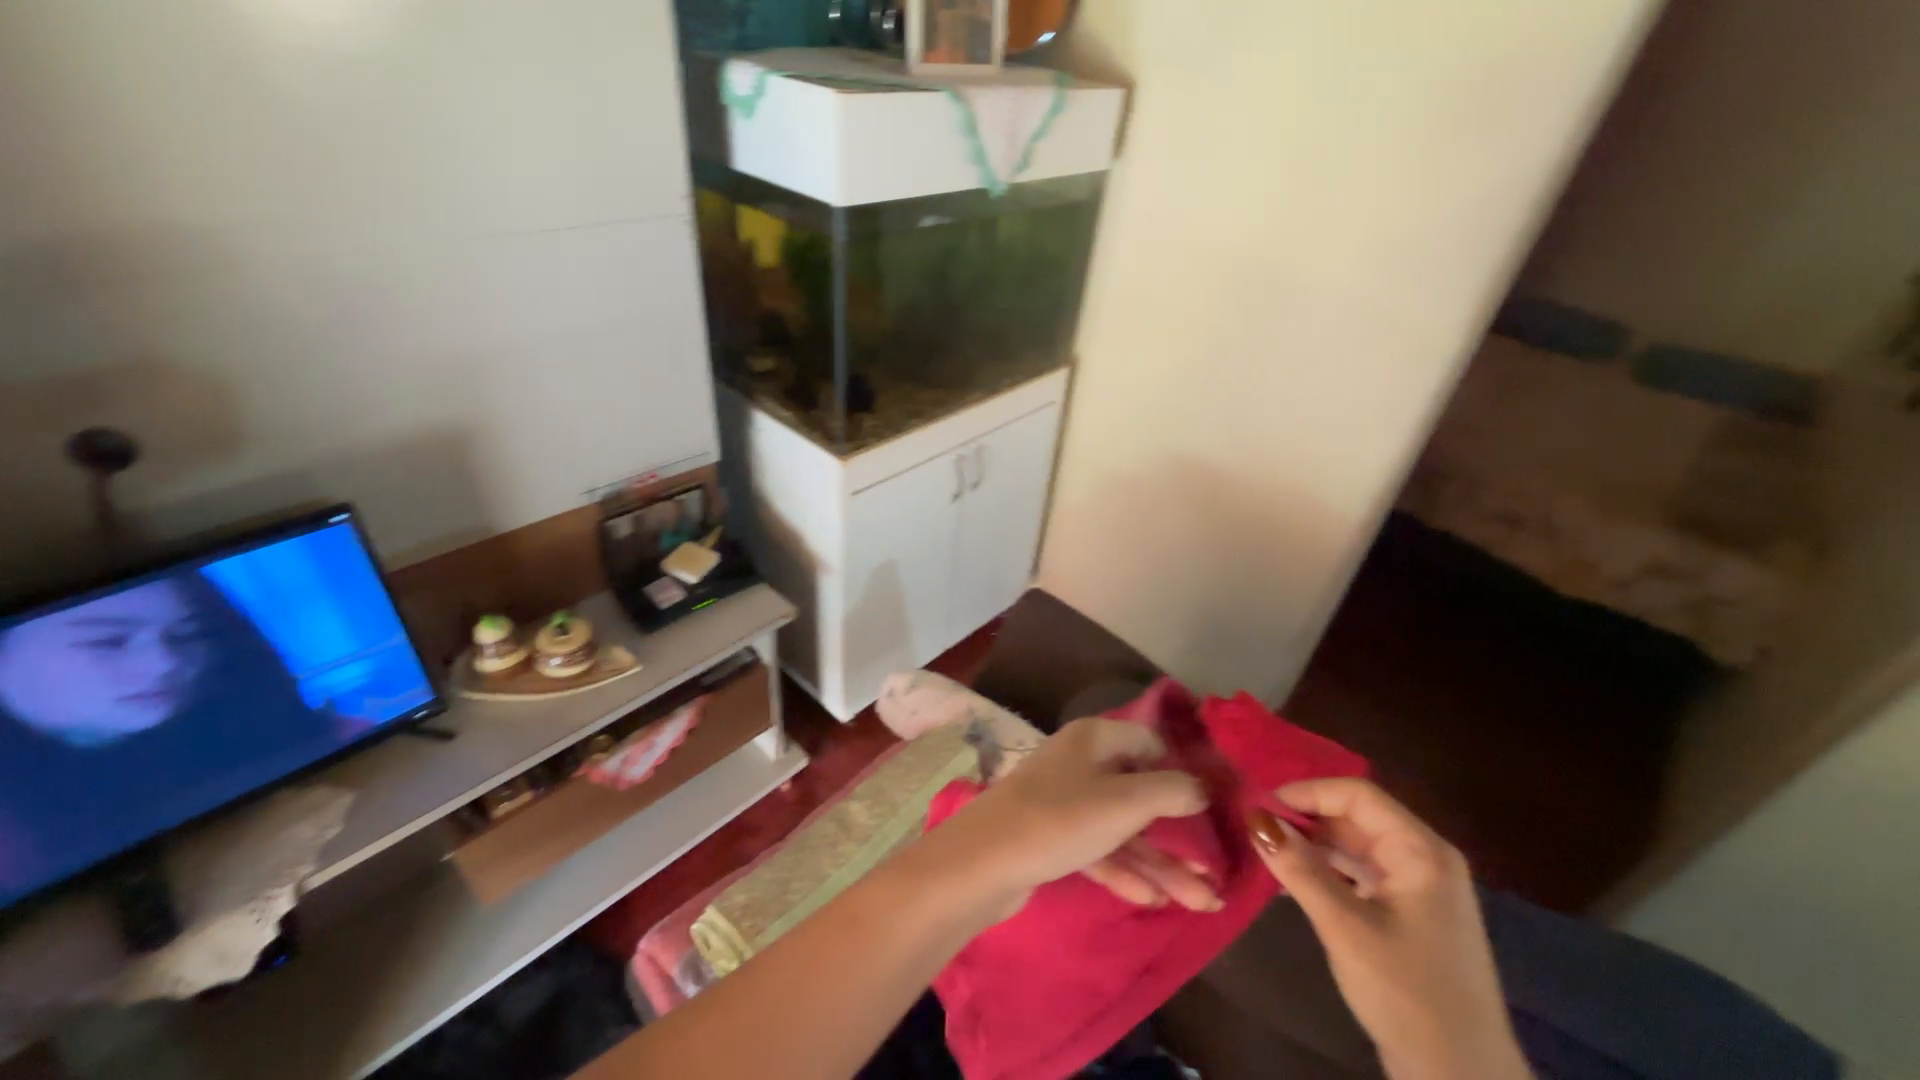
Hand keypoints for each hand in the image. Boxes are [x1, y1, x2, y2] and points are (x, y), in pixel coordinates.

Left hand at [922, 717, 1208, 919]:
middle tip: (1217, 869)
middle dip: (1179, 834)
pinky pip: (1098, 851)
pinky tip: (1155, 901)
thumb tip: (1203, 787)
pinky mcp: (1051, 839)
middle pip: (1139, 793)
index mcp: (1094, 738)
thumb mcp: (1125, 803)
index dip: (1183, 770)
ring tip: (1205, 902)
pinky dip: (1125, 872)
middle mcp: (1079, 764)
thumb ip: (1171, 791)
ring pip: (1122, 829)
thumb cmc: (1059, 820)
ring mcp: (1063, 803)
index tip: (1217, 804)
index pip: (1150, 743)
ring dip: (1161, 863)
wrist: (981, 864)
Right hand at [1247, 779, 1530, 1079]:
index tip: (1258, 808)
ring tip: (1264, 853)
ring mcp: (1419, 889)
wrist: (1461, 1075)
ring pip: (1357, 847)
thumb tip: (1255, 820)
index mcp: (1422, 850)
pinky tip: (1291, 883)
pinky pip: (1361, 876)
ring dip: (1313, 847)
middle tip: (1253, 831)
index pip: (1358, 795)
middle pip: (1357, 817)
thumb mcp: (1345, 926)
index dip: (1306, 792)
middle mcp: (1424, 859)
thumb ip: (1300, 869)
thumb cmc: (1406, 991)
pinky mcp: (1408, 917)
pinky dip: (1327, 873)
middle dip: (1305, 819)